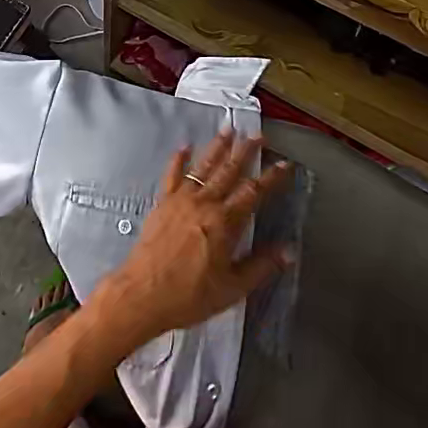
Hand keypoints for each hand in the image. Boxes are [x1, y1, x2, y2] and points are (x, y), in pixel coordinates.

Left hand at [89, 128, 292, 350]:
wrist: (140, 297)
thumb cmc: (188, 296)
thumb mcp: (232, 289)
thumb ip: (261, 267)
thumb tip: (288, 251)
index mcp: (225, 222)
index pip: (254, 192)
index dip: (272, 177)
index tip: (284, 164)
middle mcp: (205, 204)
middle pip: (230, 170)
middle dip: (246, 151)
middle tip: (258, 134)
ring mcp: (182, 201)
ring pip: (204, 166)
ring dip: (218, 147)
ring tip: (228, 130)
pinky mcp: (162, 204)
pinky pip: (172, 176)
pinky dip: (179, 160)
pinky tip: (184, 147)